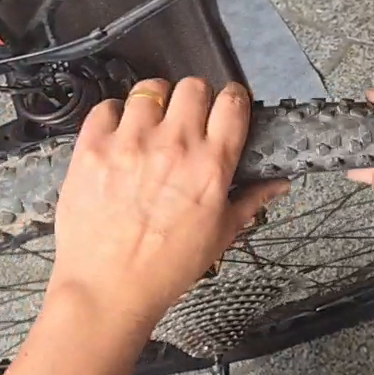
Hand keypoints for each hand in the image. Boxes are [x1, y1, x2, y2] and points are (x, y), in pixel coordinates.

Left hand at [51, 78, 287, 334]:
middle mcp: (174, 145)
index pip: (233, 101)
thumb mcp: (220, 234)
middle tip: (188, 119)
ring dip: (156, 103)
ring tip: (151, 125)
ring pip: (150, 89)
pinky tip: (120, 136)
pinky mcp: (93, 147)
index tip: (227, 106)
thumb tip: (279, 183)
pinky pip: (108, 106)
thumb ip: (252, 200)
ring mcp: (131, 142)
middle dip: (196, 98)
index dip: (232, 99)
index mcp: (211, 165)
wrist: (107, 288)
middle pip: (194, 85)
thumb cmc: (167, 267)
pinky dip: (115, 116)